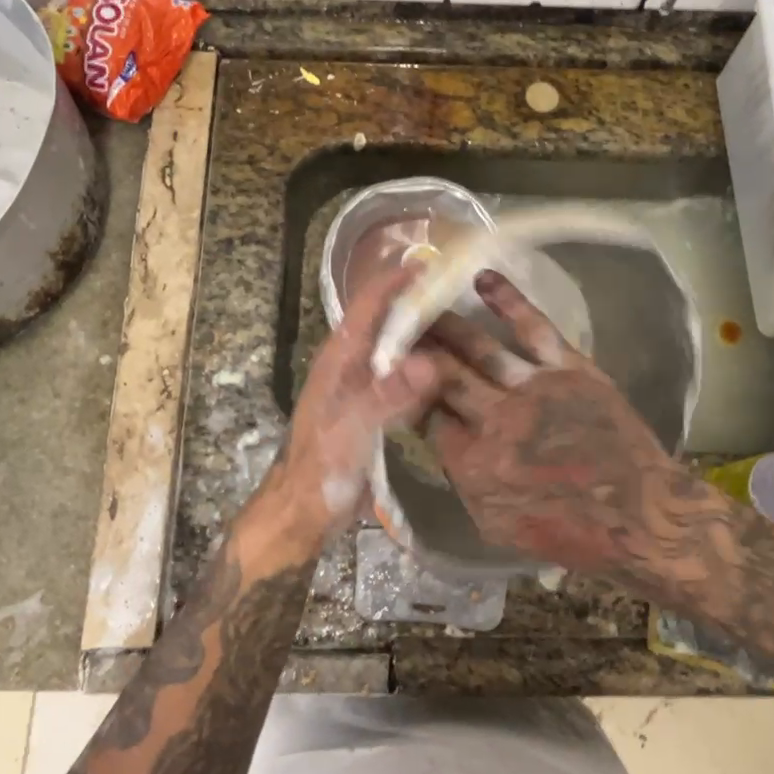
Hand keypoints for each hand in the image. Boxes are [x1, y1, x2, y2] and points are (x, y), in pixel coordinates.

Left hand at [264, 263, 443, 545]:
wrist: (303, 511)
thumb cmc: (321, 467)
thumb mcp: (354, 430)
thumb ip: (388, 395)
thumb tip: (432, 360)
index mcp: (341, 358)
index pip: (368, 303)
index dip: (396, 279)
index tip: (434, 262)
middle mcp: (352, 364)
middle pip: (387, 321)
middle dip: (420, 303)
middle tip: (466, 295)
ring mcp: (362, 388)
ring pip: (397, 349)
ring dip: (427, 335)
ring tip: (471, 327)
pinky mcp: (373, 411)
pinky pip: (403, 378)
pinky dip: (427, 369)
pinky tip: (456, 375)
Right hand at [422, 270, 684, 574]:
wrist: (638, 516)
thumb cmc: (568, 531)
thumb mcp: (495, 524)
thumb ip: (463, 479)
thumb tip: (445, 440)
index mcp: (473, 463)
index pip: (428, 418)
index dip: (410, 398)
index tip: (398, 382)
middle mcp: (494, 419)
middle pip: (442, 376)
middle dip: (415, 353)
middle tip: (395, 331)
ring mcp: (532, 388)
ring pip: (477, 347)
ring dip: (445, 326)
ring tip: (422, 307)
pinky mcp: (567, 368)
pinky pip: (532, 325)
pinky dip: (506, 299)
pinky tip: (482, 279)